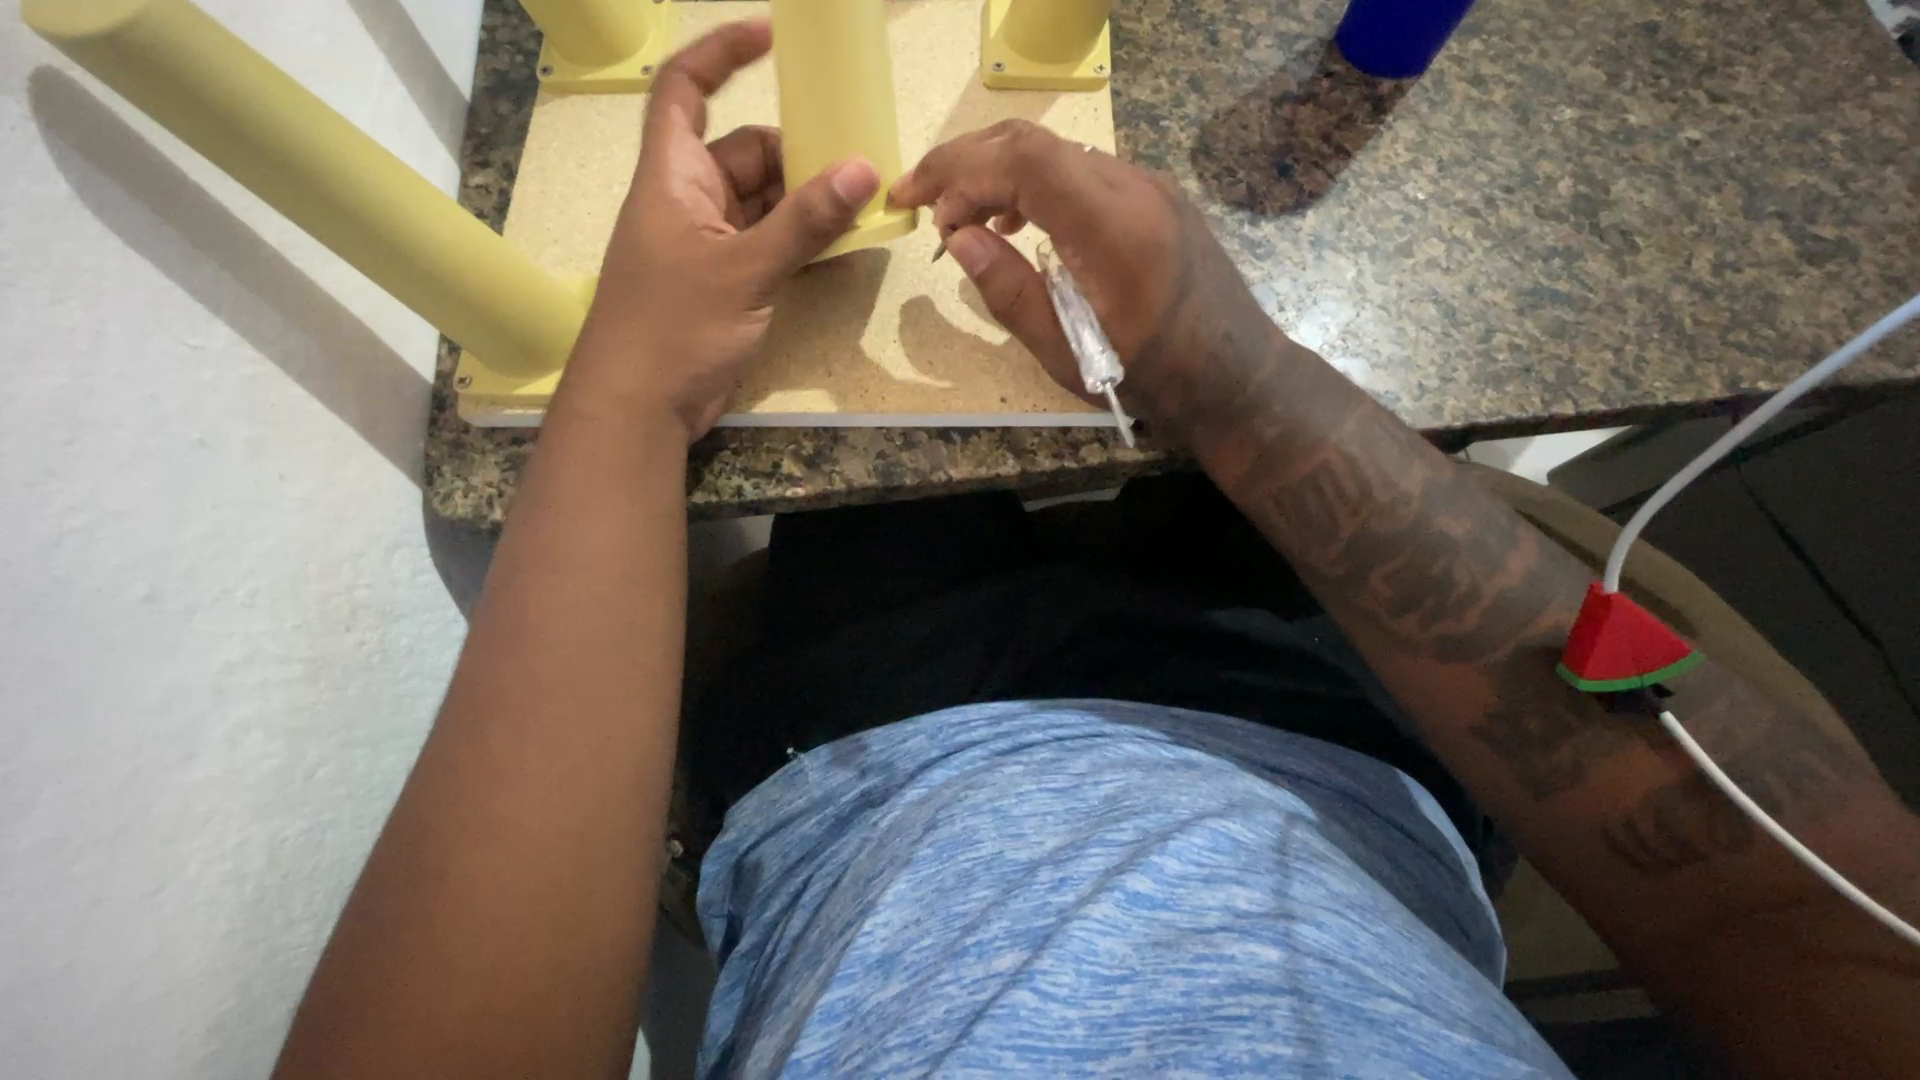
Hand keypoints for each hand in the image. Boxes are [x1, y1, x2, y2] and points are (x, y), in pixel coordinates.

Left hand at [564, 20, 881, 440]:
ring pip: (761, 203)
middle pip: (744, 152)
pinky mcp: (722, 285)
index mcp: (673, 177)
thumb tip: (863, 169)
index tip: (770, 35)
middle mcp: (688, 201)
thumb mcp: (745, 269)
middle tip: (855, 164)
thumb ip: (805, 221)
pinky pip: (766, 245)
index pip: (685, 89)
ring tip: (860, 205)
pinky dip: (798, 242)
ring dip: (805, 204)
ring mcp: (706, 246)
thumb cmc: (676, 327)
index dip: (721, 52)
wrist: (641, 406)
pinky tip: (837, 245)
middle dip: (796, 154)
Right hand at [889, 121, 1286, 447]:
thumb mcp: (1069, 353)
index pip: (1023, 162)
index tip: (920, 209)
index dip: (960, 174)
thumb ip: (1009, 292)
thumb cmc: (1152, 381)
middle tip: (919, 196)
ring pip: (1059, 151)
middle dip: (966, 162)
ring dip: (999, 170)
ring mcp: (1151, 187)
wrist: (1238, 376)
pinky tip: (1016, 220)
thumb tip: (959, 238)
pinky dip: (1036, 183)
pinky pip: (1084, 171)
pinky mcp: (1157, 197)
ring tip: (959, 213)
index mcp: (1113, 230)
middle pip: (1035, 142)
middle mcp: (1135, 189)